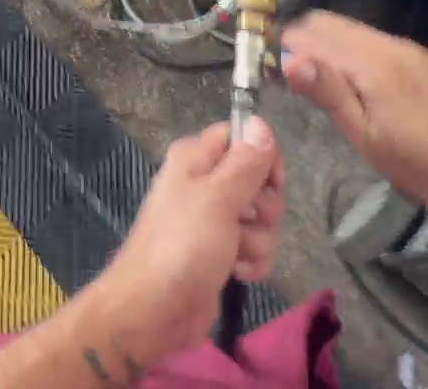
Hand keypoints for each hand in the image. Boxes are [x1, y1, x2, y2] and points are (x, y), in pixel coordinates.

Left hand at [82, 117, 283, 363]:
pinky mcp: (218, 250)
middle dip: (263, 207)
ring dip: (257, 239)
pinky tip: (236, 272)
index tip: (272, 181)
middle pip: (256, 179)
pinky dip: (250, 261)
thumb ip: (244, 163)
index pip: (240, 136)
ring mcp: (210, 218)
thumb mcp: (217, 197)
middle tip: (247, 219)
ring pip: (259, 218)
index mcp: (194, 157)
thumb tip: (262, 123)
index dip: (262, 156)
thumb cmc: (183, 243)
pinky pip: (252, 247)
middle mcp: (202, 181)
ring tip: (234, 252)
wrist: (155, 306)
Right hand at [282, 11, 427, 239]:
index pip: (310, 33)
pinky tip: (357, 87)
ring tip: (319, 85)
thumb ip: (328, 94)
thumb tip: (286, 59)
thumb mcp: (369, 140)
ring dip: (326, 46)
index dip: (282, 46)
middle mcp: (392, 46)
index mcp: (374, 64)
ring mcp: (413, 51)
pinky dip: (352, 53)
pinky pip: (375, 43)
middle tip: (289, 77)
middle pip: (328, 23)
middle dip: (300, 41)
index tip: (267, 71)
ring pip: (351, 31)